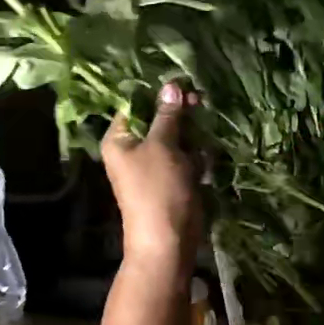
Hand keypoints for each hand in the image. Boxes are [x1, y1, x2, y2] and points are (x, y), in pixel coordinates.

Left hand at [102, 82, 202, 269]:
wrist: (168, 242)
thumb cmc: (158, 190)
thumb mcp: (162, 146)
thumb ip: (167, 115)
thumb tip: (171, 85)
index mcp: (119, 138)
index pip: (134, 104)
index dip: (157, 93)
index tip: (181, 82)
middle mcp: (132, 148)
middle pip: (157, 119)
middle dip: (179, 113)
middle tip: (199, 102)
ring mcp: (153, 164)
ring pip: (175, 137)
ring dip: (191, 134)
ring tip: (203, 132)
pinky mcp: (172, 178)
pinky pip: (185, 156)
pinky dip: (196, 155)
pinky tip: (204, 160)